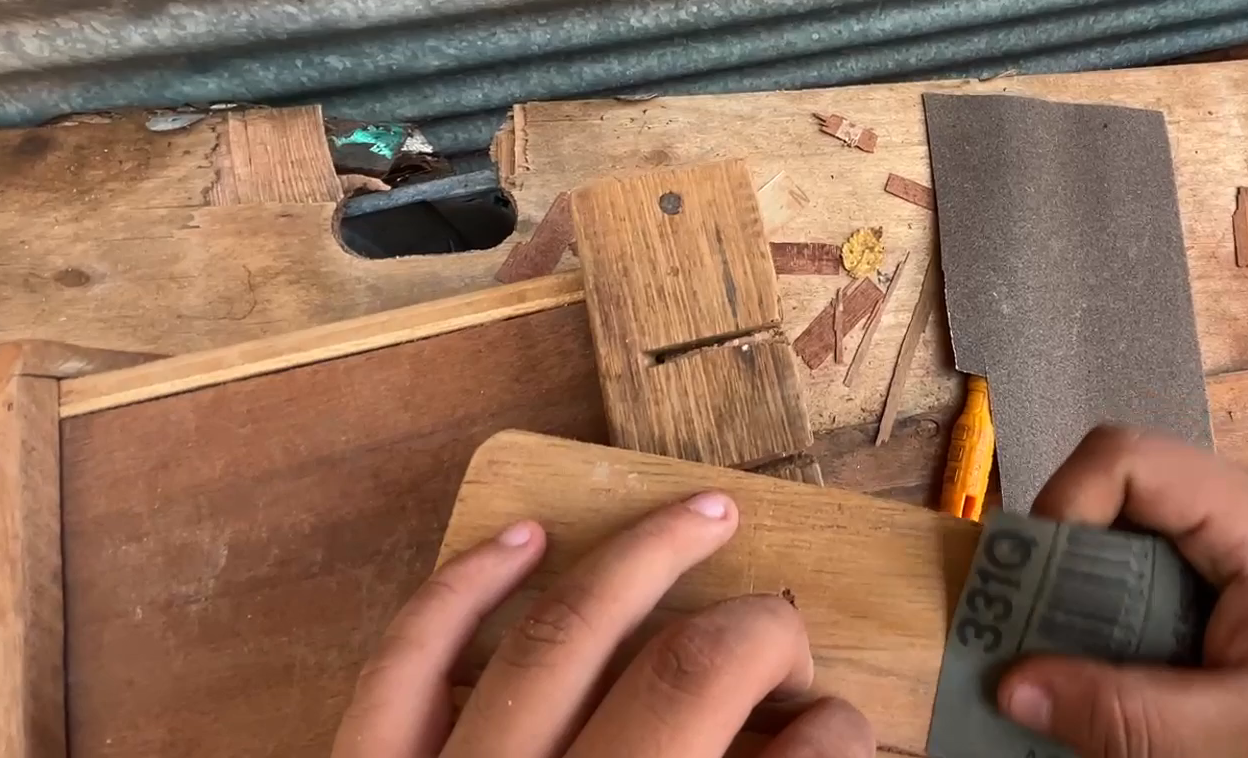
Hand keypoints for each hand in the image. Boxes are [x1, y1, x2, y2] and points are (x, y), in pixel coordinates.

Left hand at [333, 491, 873, 757]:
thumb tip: (828, 749)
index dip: (836, 736)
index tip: (843, 729)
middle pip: (687, 677)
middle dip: (762, 634)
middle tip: (789, 638)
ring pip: (562, 634)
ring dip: (646, 555)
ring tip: (708, 512)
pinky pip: (404, 671)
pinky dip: (460, 592)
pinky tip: (525, 538)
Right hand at [998, 427, 1247, 757]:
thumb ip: (1124, 715)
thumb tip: (1007, 686)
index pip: (1125, 456)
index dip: (1064, 502)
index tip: (1034, 585)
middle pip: (1126, 493)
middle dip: (1071, 560)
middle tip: (1042, 637)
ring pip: (1145, 539)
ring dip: (1102, 598)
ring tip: (1086, 668)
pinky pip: (1177, 577)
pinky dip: (1140, 621)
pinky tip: (1143, 680)